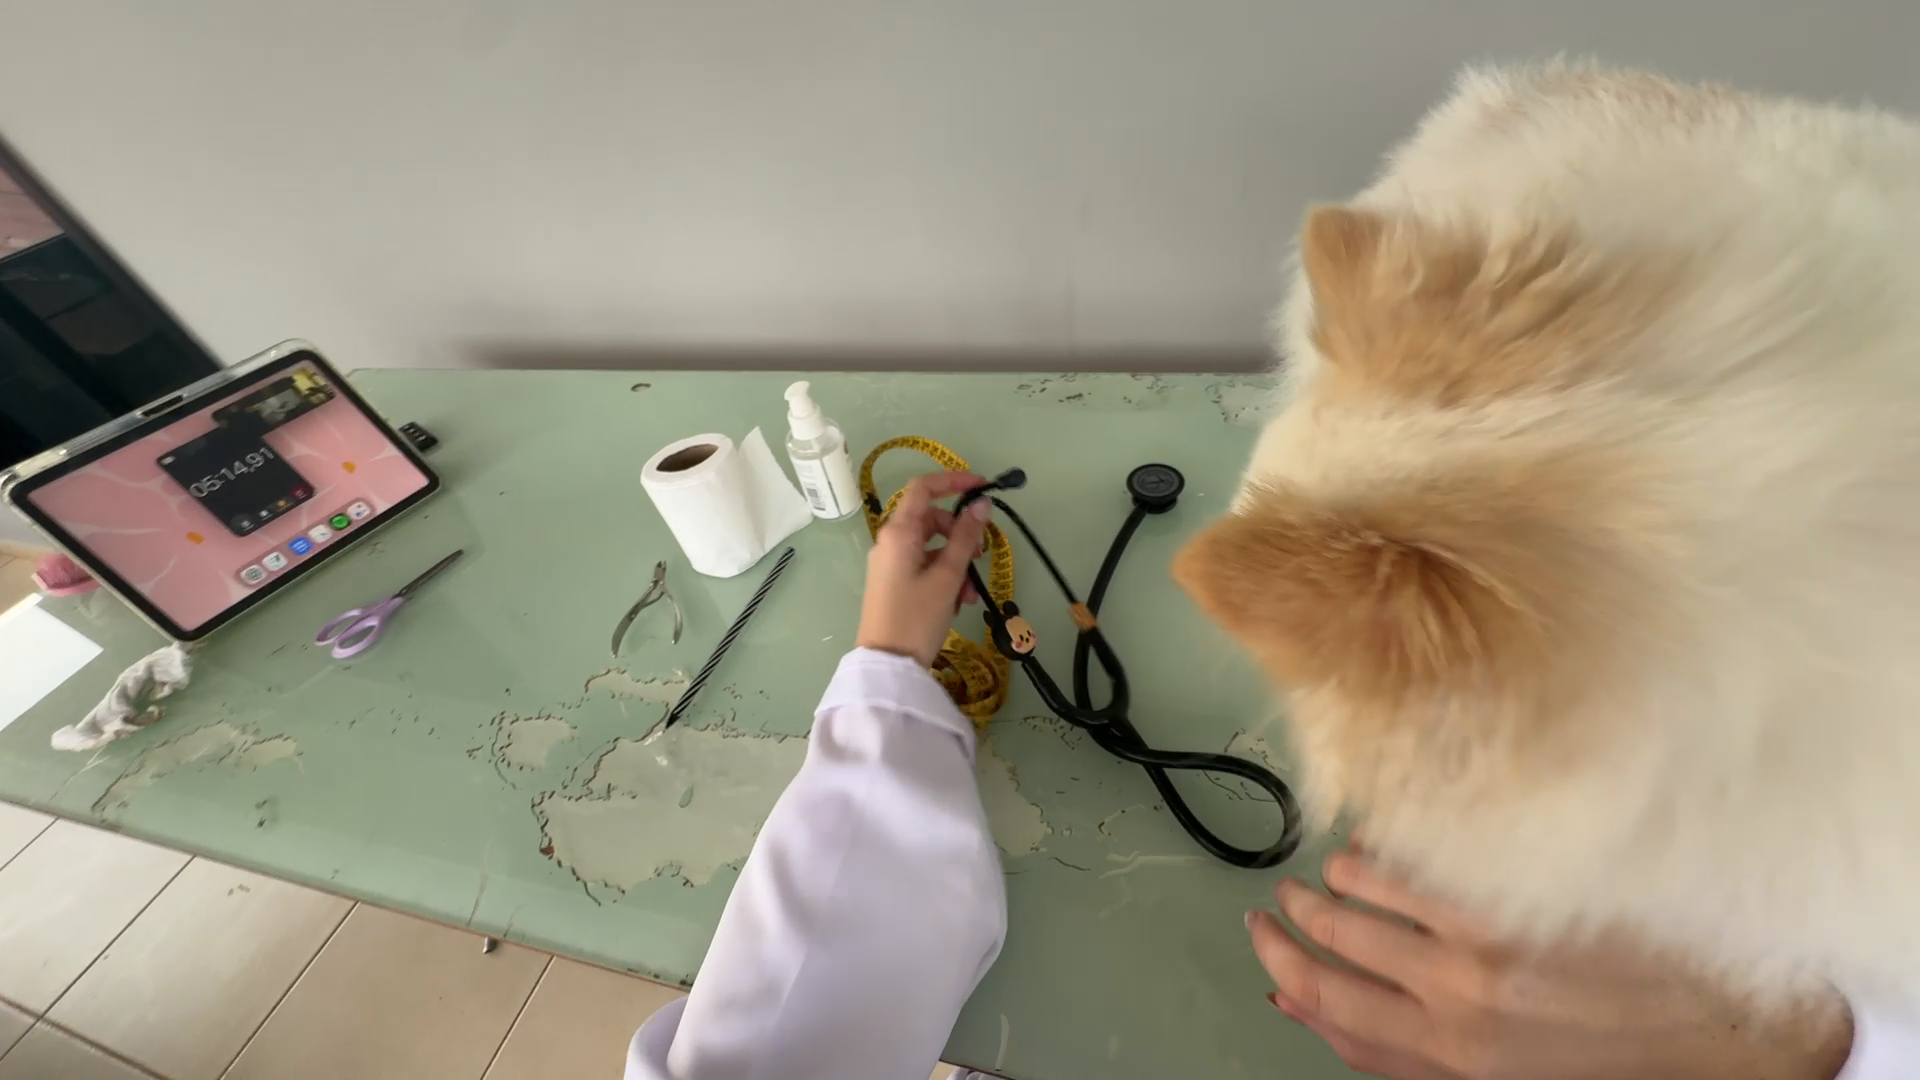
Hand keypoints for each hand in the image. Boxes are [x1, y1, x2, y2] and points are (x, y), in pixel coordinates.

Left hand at [856, 471, 991, 667]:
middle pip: (931, 520)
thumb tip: (981, 504)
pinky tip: (957, 603)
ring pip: (931, 547)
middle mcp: (890, 541)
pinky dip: (943, 577)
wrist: (887, 665)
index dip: (954, 481)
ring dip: (956, 563)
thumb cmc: (918, 617)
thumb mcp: (948, 576)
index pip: (924, 488)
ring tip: (970, 595)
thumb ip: (966, 537)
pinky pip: (923, 566)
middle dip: (961, 535)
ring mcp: (889, 563)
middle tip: (981, 557)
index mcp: (899, 532)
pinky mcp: (892, 582)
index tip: (983, 487)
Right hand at [1248, 849, 1853, 1079]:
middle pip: (1327, 933)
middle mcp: (1461, 995)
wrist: (1740, 1029)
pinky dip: (1386, 843)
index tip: (1259, 930)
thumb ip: (1385, 1051)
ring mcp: (1486, 931)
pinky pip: (1408, 845)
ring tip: (1351, 874)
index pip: (1323, 1000)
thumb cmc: (1602, 1059)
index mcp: (1456, 1056)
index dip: (1276, 961)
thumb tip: (1289, 1007)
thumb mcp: (1486, 1077)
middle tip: (1292, 896)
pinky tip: (1400, 850)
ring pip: (1355, 878)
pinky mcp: (1511, 880)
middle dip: (1294, 909)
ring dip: (1339, 874)